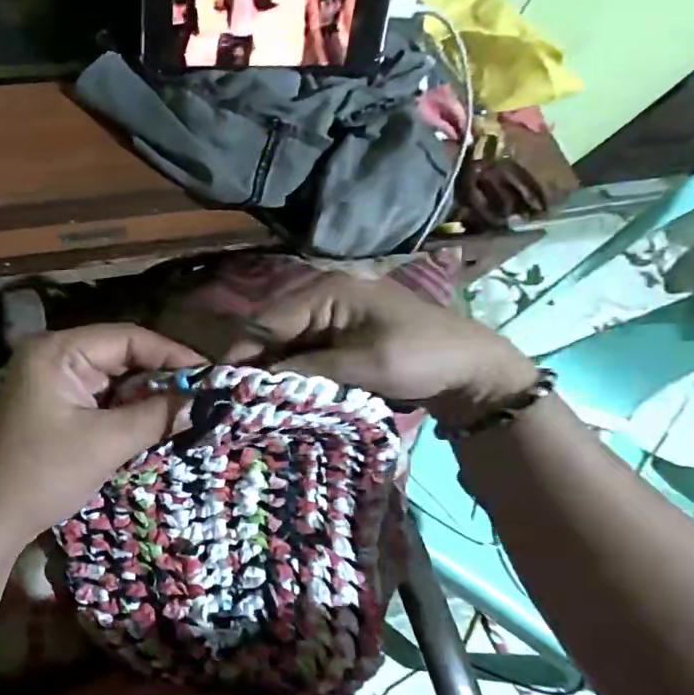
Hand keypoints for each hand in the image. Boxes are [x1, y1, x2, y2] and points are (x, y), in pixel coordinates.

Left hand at [0, 324, 204, 542]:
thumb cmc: (44, 475)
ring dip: (146, 396)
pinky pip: (99, 398)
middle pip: (120, 355)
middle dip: (161, 376)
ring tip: (186, 410)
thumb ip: (156, 416)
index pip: (127, 338)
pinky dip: (126, 410)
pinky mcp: (52, 406)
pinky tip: (154, 423)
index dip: (172, 354)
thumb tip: (202, 402)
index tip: (210, 376)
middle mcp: (51, 356)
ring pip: (113, 379)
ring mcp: (50, 381)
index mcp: (57, 351)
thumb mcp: (106, 443)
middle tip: (202, 396)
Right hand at [225, 275, 536, 425]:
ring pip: (283, 347)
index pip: (266, 322)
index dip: (242, 355)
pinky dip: (291, 375)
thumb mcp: (363, 365)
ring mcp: (329, 319)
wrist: (471, 369)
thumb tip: (257, 381)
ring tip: (253, 402)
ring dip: (272, 373)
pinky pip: (301, 355)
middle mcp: (321, 298)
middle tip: (236, 400)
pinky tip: (281, 396)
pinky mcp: (336, 339)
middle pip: (271, 334)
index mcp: (326, 292)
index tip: (222, 387)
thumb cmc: (421, 356)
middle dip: (254, 365)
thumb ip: (306, 368)